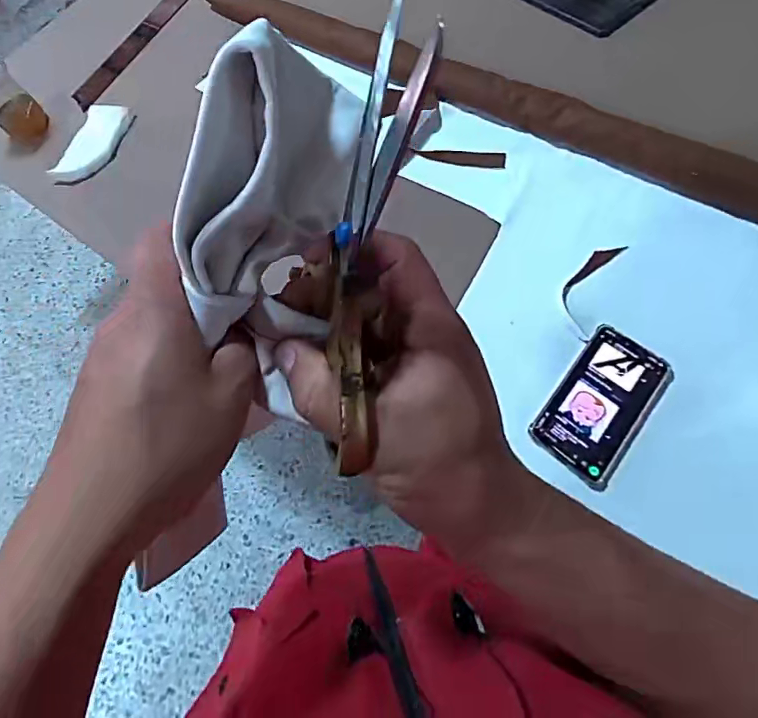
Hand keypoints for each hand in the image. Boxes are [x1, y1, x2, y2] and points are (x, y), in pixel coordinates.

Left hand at [38, 223, 257, 556]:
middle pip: (162, 277)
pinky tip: (186, 392)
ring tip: (221, 358)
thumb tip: (236, 329)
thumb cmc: (165, 447)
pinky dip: (167, 352)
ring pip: (154, 314)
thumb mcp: (229, 397)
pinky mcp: (97, 380)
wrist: (88, 515)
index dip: (197, 230)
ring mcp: (103, 350)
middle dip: (205, 287)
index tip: (235, 249)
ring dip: (188, 325)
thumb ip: (242, 348)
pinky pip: (140, 344)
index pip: (161, 235)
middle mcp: (121, 317)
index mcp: (152, 306)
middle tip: (245, 312)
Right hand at [277, 232, 545, 548]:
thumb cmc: (441, 463)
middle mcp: (417, 329)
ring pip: (358, 316)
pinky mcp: (393, 377)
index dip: (356, 246)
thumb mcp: (374, 427)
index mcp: (429, 324)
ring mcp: (406, 353)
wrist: (478, 511)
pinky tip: (298, 358)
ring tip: (281, 330)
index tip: (310, 260)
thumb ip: (320, 390)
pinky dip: (328, 347)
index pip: (398, 257)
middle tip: (282, 304)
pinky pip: (356, 346)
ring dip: (320, 319)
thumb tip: (279, 349)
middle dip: (323, 287)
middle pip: (368, 284)